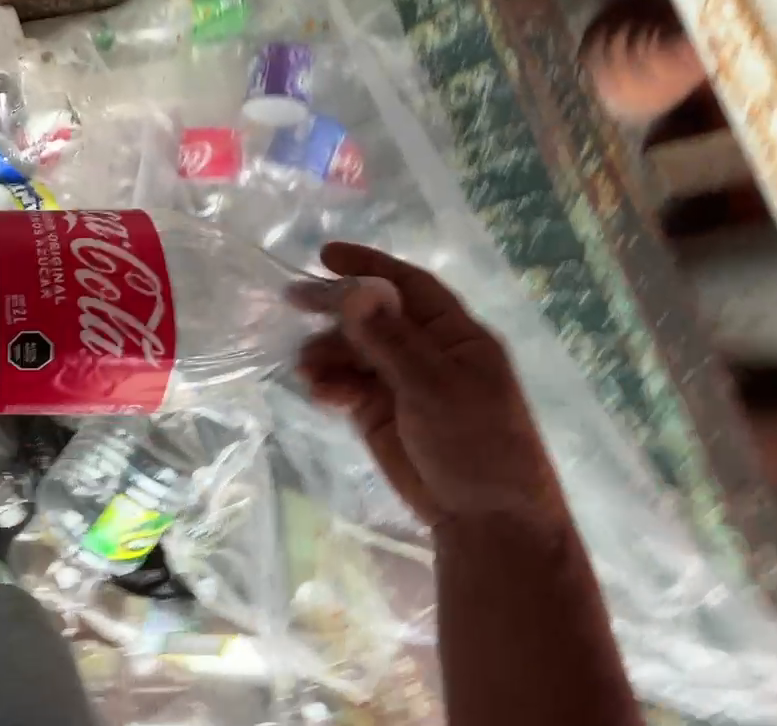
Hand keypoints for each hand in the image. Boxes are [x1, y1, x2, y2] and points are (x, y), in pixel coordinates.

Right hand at [294, 242, 569, 534]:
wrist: (485, 521)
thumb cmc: (478, 446)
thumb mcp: (434, 387)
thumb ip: (389, 340)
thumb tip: (352, 291)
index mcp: (454, 336)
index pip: (409, 285)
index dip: (369, 265)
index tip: (324, 255)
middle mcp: (425, 351)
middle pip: (370, 314)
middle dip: (333, 307)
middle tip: (291, 300)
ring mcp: (399, 380)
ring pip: (350, 348)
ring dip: (325, 353)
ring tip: (308, 370)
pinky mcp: (377, 409)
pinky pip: (343, 381)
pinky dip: (328, 383)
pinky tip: (320, 394)